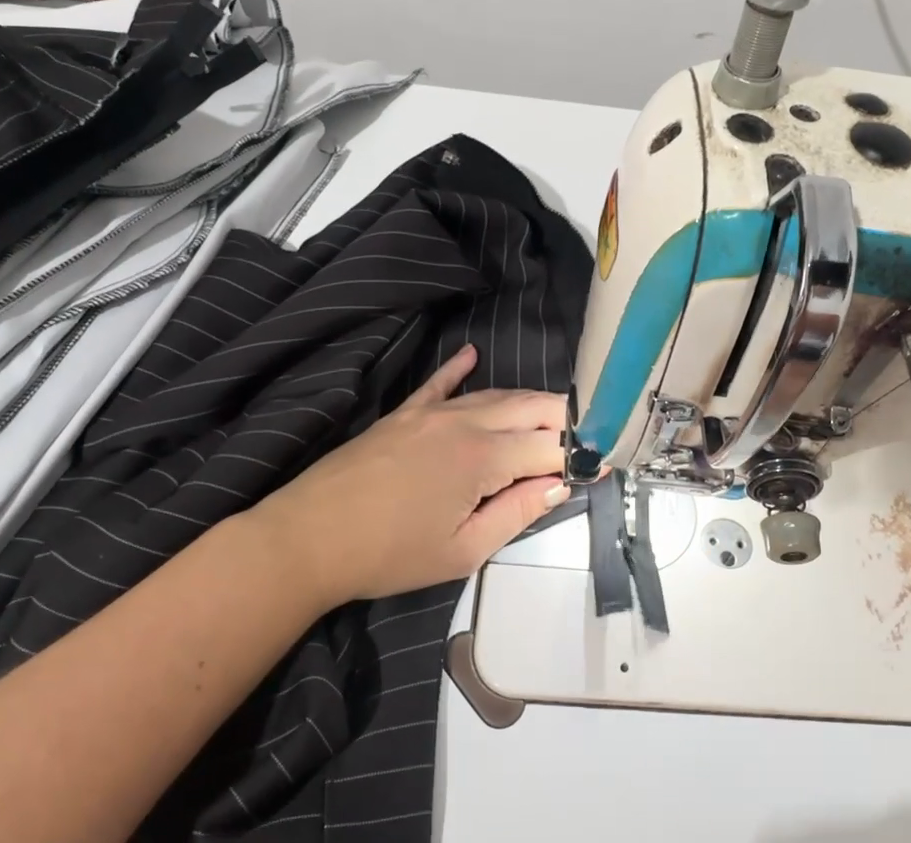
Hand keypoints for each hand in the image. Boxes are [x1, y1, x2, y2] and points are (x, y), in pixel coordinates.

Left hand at [246, 345, 577, 605]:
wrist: (309, 537)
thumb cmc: (389, 555)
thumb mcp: (463, 551)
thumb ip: (516, 514)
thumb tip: (557, 486)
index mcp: (484, 458)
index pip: (549, 448)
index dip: (579, 456)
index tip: (601, 466)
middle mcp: (465, 422)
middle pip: (531, 407)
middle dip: (565, 420)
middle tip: (584, 440)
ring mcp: (432, 413)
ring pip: (495, 394)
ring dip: (529, 402)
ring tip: (553, 416)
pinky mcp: (404, 414)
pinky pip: (439, 383)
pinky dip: (460, 368)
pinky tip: (473, 354)